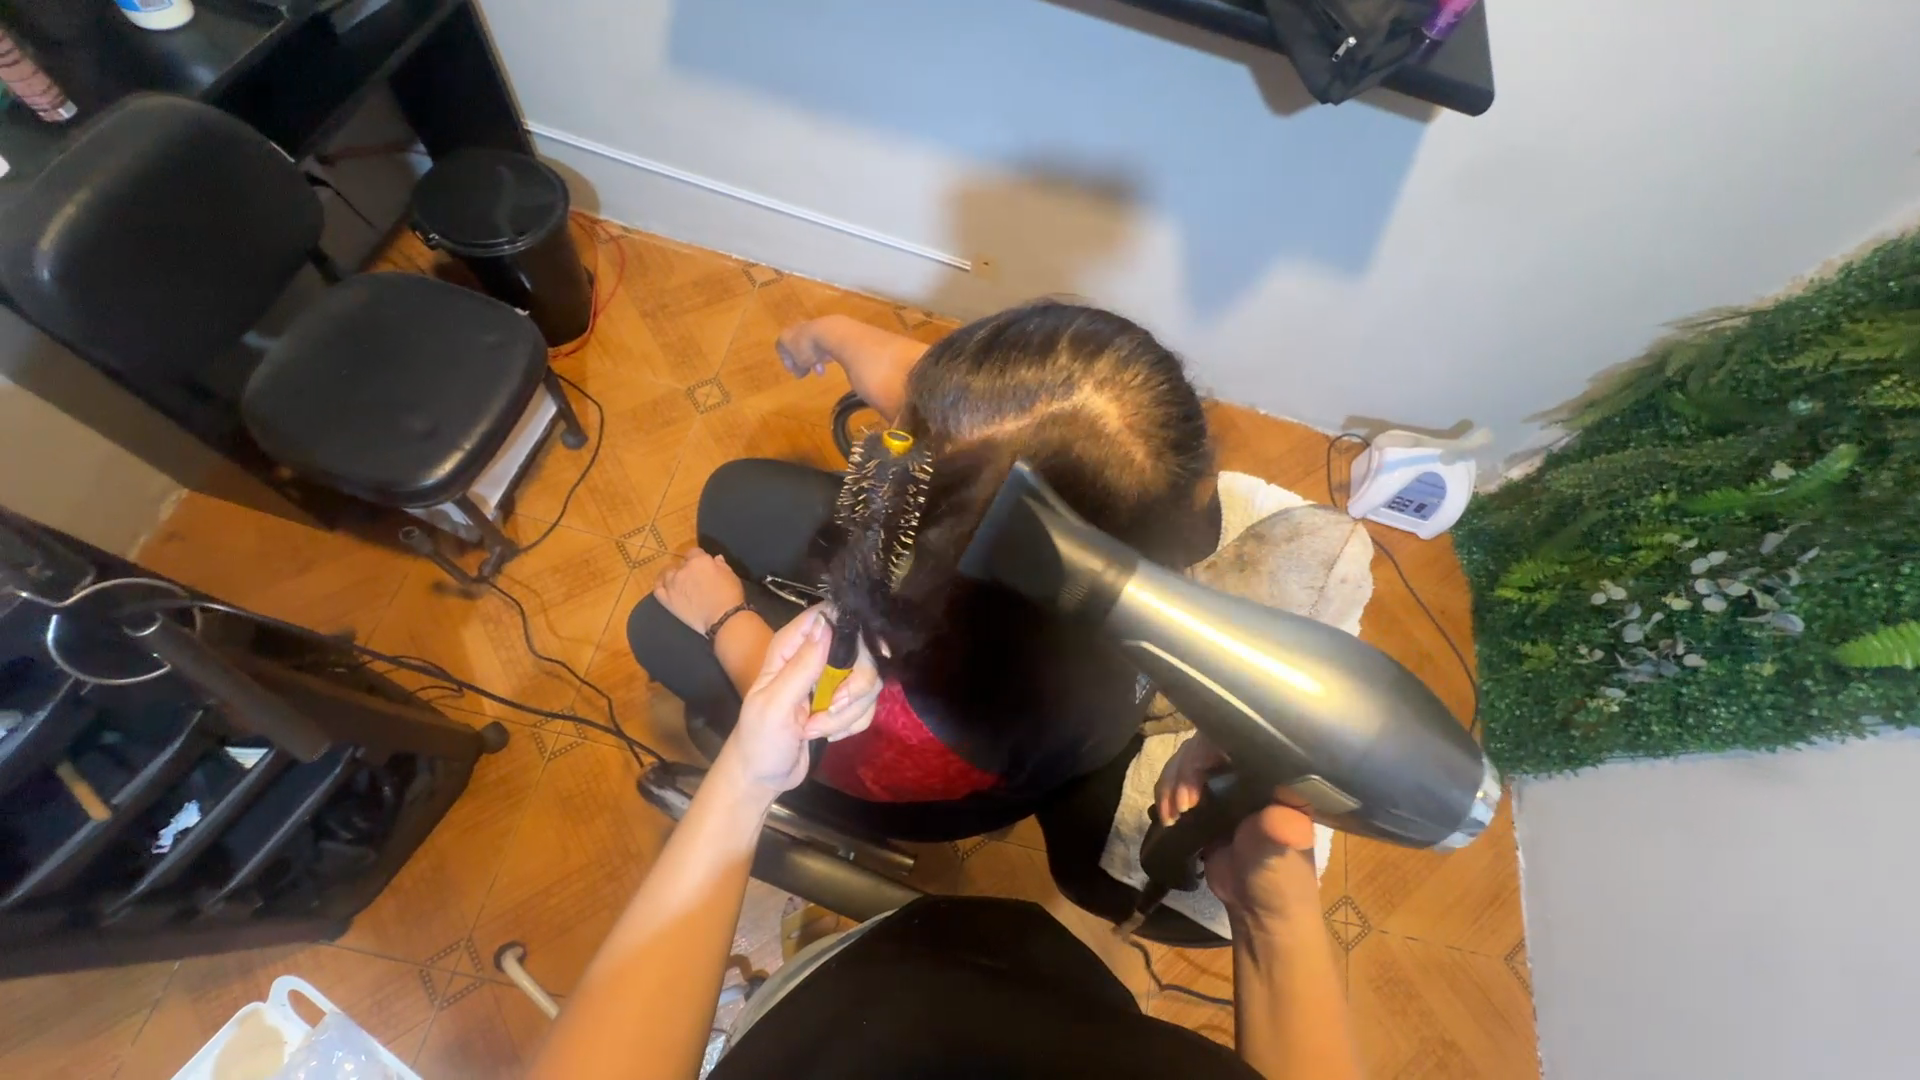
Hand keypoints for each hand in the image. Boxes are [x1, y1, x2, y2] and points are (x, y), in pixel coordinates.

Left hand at [653, 548, 745, 635]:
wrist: (722, 618)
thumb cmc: (730, 595)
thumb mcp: (731, 575)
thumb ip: (721, 565)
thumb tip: (716, 558)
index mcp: (699, 561)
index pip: (695, 552)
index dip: (700, 557)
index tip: (705, 564)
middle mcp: (683, 569)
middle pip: (682, 563)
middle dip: (689, 567)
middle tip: (697, 577)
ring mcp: (672, 584)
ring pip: (669, 573)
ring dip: (675, 575)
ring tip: (681, 582)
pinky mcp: (667, 599)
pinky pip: (658, 588)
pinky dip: (660, 584)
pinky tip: (664, 584)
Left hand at [714, 606, 872, 797]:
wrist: (763, 777)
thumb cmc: (760, 739)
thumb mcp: (776, 704)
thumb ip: (802, 665)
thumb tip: (826, 624)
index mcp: (790, 647)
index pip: (827, 616)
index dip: (850, 628)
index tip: (865, 655)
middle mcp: (815, 657)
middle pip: (860, 650)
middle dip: (853, 687)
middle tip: (832, 707)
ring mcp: (833, 680)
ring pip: (868, 681)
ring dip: (847, 713)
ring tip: (815, 730)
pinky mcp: (845, 702)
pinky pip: (868, 704)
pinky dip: (853, 723)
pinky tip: (828, 735)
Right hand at [776, 318, 839, 377]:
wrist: (829, 332)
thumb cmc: (808, 349)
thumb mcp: (800, 364)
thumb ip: (798, 368)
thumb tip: (799, 373)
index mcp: (785, 336)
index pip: (781, 348)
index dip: (787, 361)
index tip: (793, 371)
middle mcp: (797, 329)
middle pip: (798, 346)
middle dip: (803, 361)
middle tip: (808, 372)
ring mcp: (812, 325)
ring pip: (812, 344)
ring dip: (815, 358)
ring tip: (822, 370)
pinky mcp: (827, 326)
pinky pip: (823, 341)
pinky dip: (824, 351)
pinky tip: (830, 359)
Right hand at [1155, 734, 1319, 930]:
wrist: (1259, 913)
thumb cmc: (1281, 879)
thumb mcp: (1281, 853)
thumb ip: (1278, 830)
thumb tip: (1277, 817)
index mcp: (1274, 773)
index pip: (1237, 738)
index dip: (1210, 752)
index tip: (1197, 785)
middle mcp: (1247, 771)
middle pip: (1204, 746)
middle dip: (1185, 771)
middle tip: (1182, 806)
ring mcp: (1223, 785)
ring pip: (1186, 762)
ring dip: (1171, 783)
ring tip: (1173, 816)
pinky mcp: (1203, 802)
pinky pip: (1177, 782)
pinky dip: (1166, 794)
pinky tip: (1168, 816)